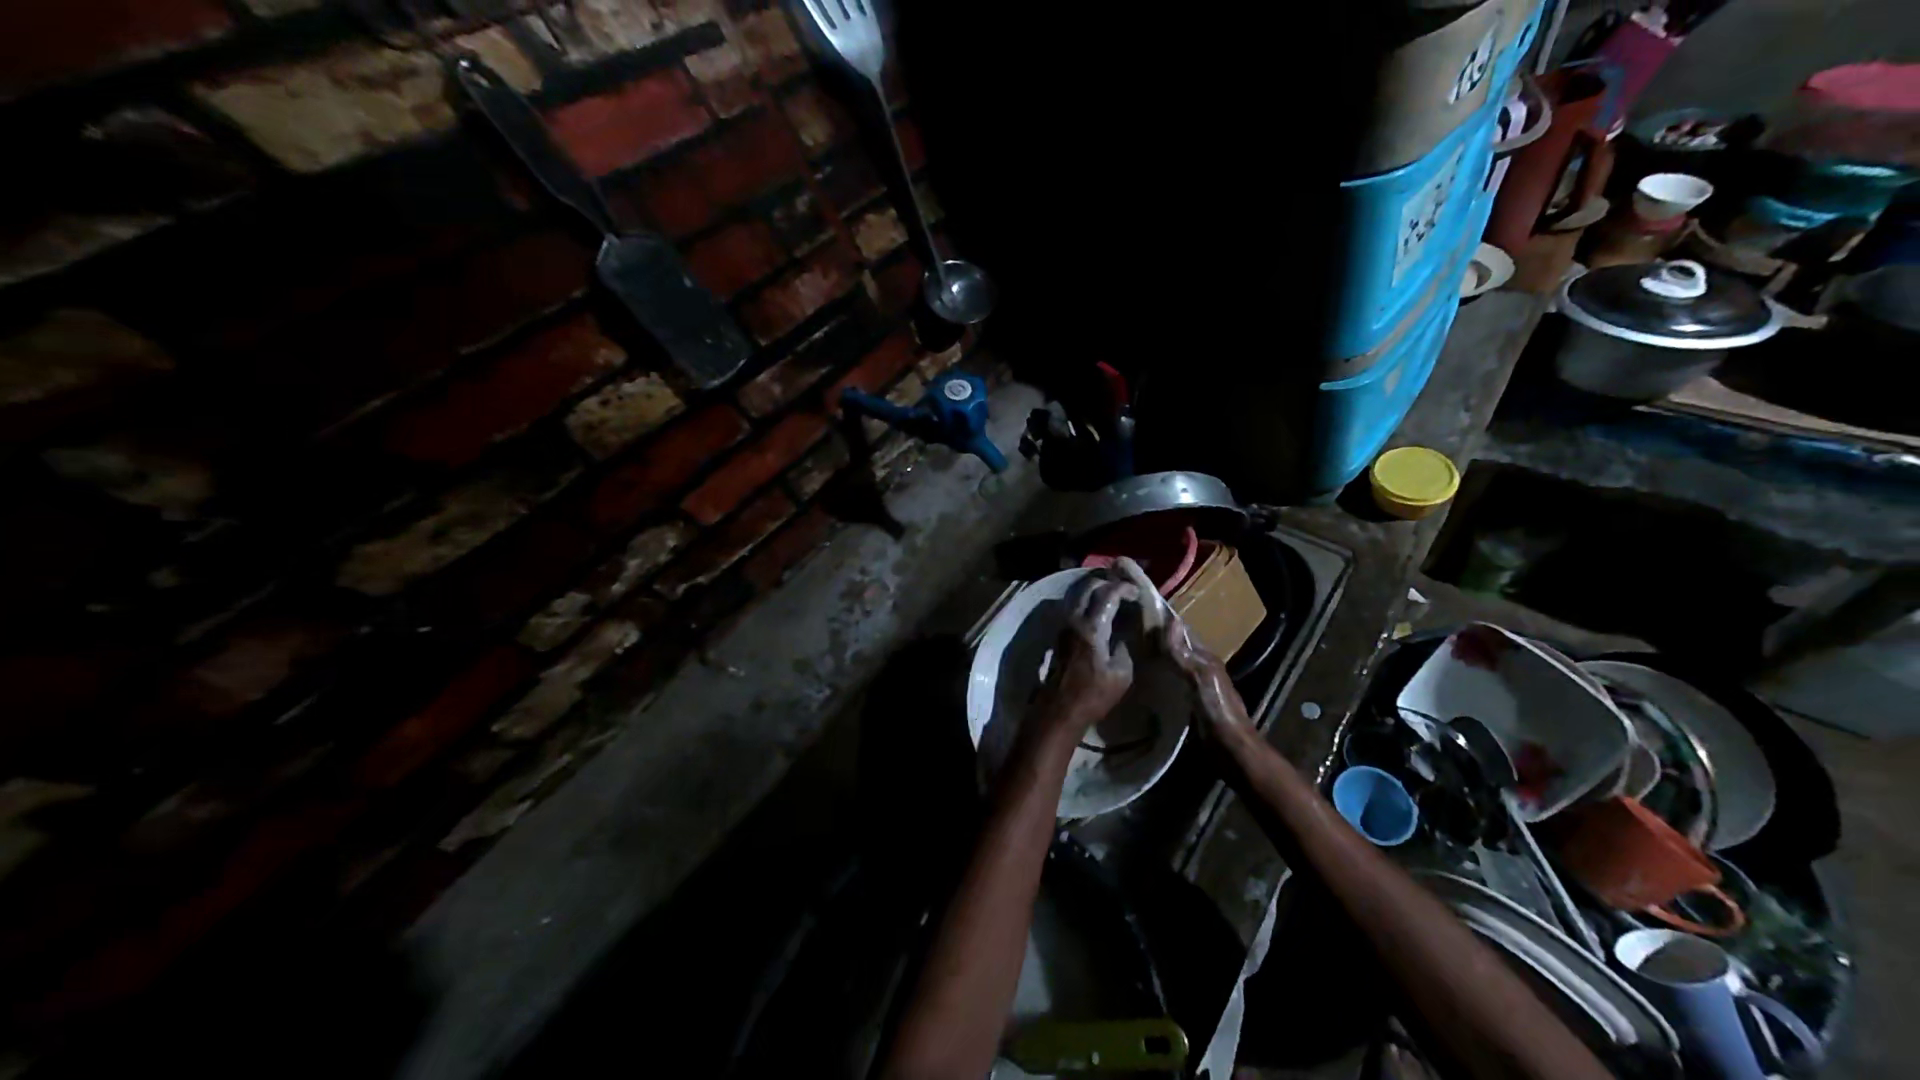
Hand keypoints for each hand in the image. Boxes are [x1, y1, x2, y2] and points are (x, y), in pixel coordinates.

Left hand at [1033, 576, 1137, 735]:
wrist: (1060, 709)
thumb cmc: (1093, 694)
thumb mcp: (1122, 673)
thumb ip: (1124, 646)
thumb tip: (1122, 634)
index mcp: (1092, 628)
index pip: (1108, 594)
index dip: (1124, 588)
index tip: (1137, 592)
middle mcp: (1074, 620)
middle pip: (1088, 587)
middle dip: (1107, 582)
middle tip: (1123, 589)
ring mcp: (1064, 626)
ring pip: (1078, 596)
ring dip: (1095, 591)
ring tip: (1113, 597)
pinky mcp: (1059, 635)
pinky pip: (1074, 609)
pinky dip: (1088, 603)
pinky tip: (1100, 612)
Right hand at [1105, 556, 1252, 740]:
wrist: (1231, 751)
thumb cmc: (1218, 713)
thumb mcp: (1200, 679)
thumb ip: (1184, 654)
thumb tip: (1171, 620)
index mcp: (1205, 658)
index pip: (1181, 630)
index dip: (1162, 618)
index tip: (1138, 605)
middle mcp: (1200, 667)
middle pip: (1174, 645)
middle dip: (1153, 634)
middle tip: (1123, 625)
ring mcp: (1193, 685)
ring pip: (1170, 662)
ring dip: (1152, 654)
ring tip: (1124, 647)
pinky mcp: (1187, 702)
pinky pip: (1167, 680)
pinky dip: (1153, 673)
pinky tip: (1137, 676)